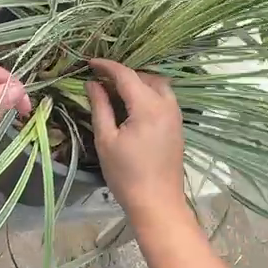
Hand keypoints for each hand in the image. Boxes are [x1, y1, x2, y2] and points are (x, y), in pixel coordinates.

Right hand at [85, 59, 188, 227]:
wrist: (157, 204)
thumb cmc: (126, 175)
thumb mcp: (106, 140)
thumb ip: (100, 107)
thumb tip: (92, 84)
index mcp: (148, 106)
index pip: (126, 75)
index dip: (107, 66)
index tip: (89, 63)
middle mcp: (166, 105)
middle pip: (145, 77)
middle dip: (123, 74)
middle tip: (101, 80)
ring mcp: (176, 115)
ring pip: (158, 86)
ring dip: (138, 83)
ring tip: (116, 91)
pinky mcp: (178, 126)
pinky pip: (164, 99)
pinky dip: (148, 94)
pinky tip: (133, 106)